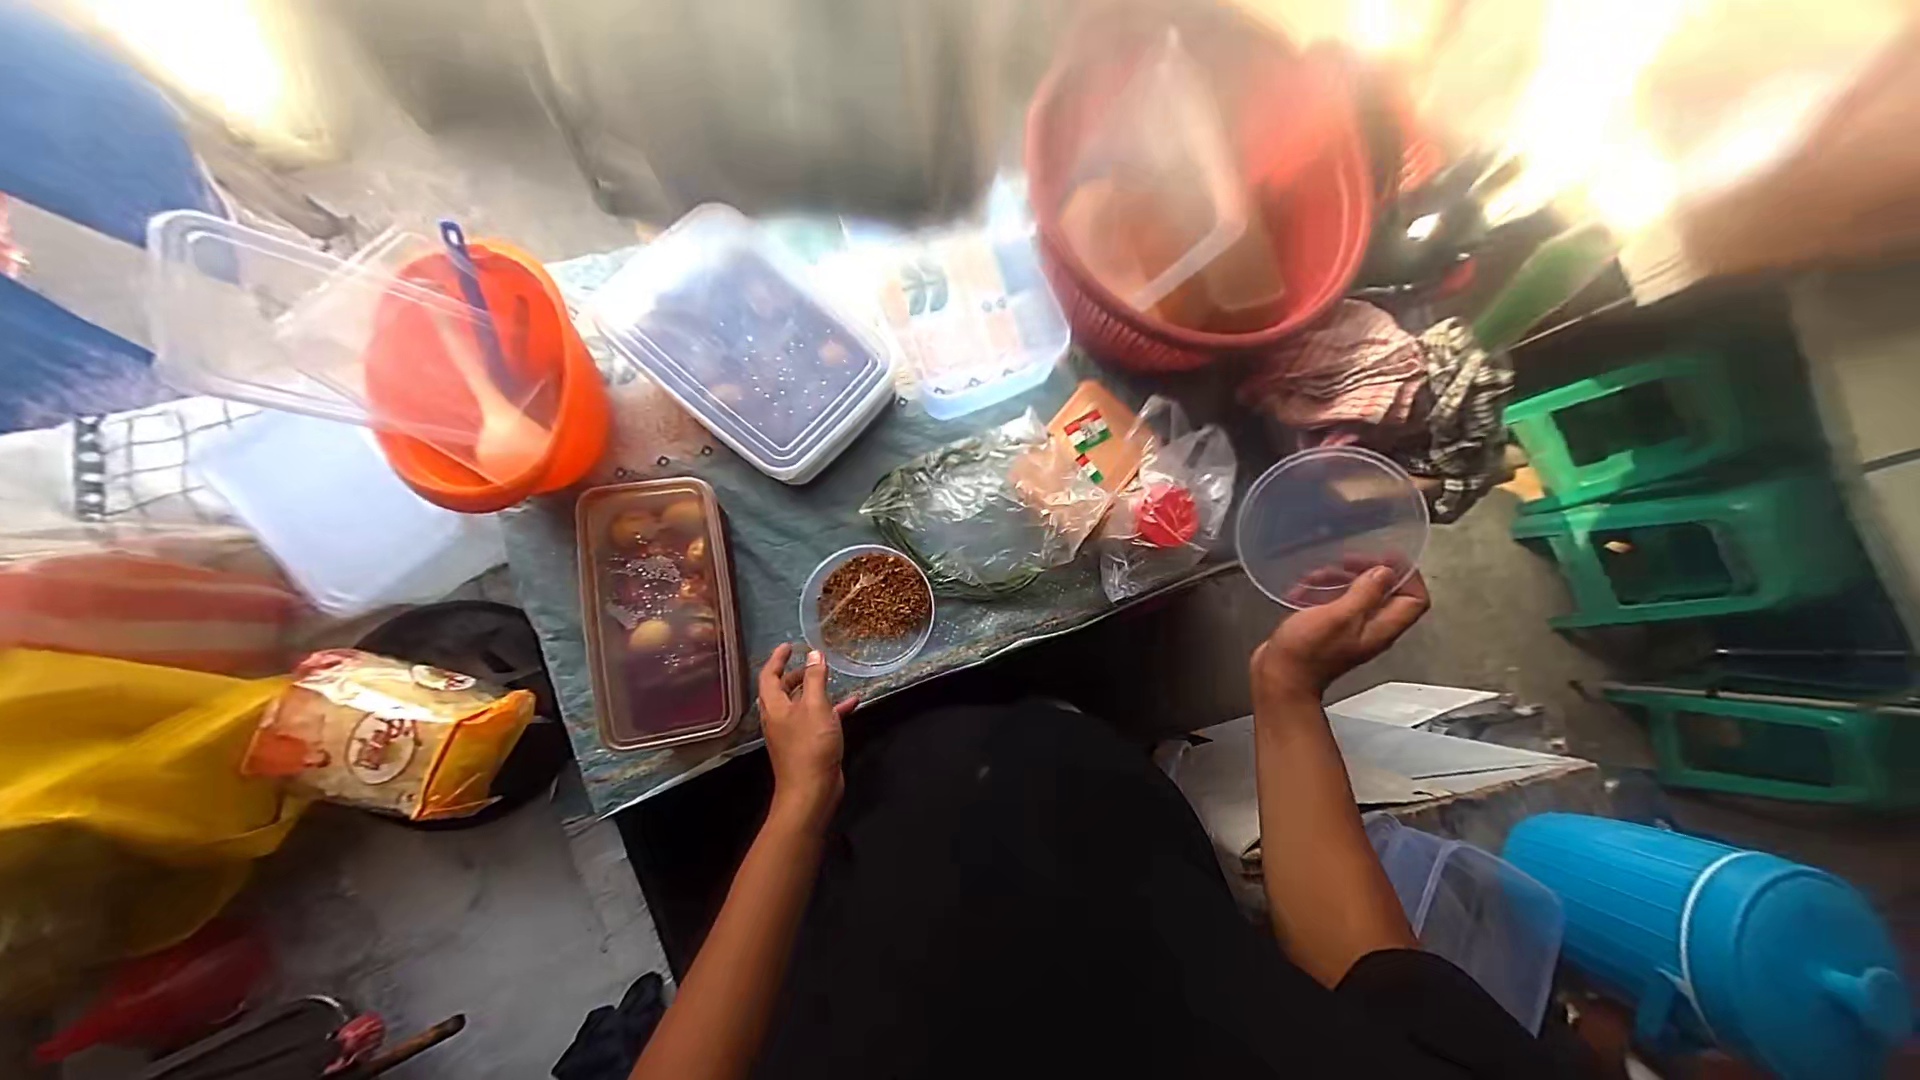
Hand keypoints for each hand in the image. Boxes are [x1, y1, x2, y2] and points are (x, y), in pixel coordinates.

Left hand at [757, 643, 858, 831]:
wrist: (812, 792)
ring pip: (802, 704)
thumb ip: (815, 678)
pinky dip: (832, 709)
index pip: (769, 676)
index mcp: (774, 707)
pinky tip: (852, 703)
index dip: (777, 658)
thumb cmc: (810, 745)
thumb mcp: (815, 706)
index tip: (789, 645)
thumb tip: (814, 654)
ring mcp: (793, 733)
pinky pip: (819, 719)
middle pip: (783, 690)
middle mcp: (780, 718)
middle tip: (813, 662)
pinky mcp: (809, 744)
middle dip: (797, 674)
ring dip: (816, 690)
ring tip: (832, 678)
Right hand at [1251, 566, 1429, 712]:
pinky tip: (1301, 592)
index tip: (1387, 557)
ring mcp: (1348, 632)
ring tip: (1314, 576)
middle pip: (1384, 595)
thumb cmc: (1306, 652)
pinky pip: (1333, 605)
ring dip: (1338, 581)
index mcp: (1381, 628)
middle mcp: (1370, 630)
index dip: (1406, 575)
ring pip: (1355, 597)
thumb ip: (1365, 593)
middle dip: (1366, 573)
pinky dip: (1320, 593)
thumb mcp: (1339, 616)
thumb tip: (1384, 573)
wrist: (1280, 676)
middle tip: (1346, 561)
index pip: (1414, 599)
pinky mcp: (1326, 632)